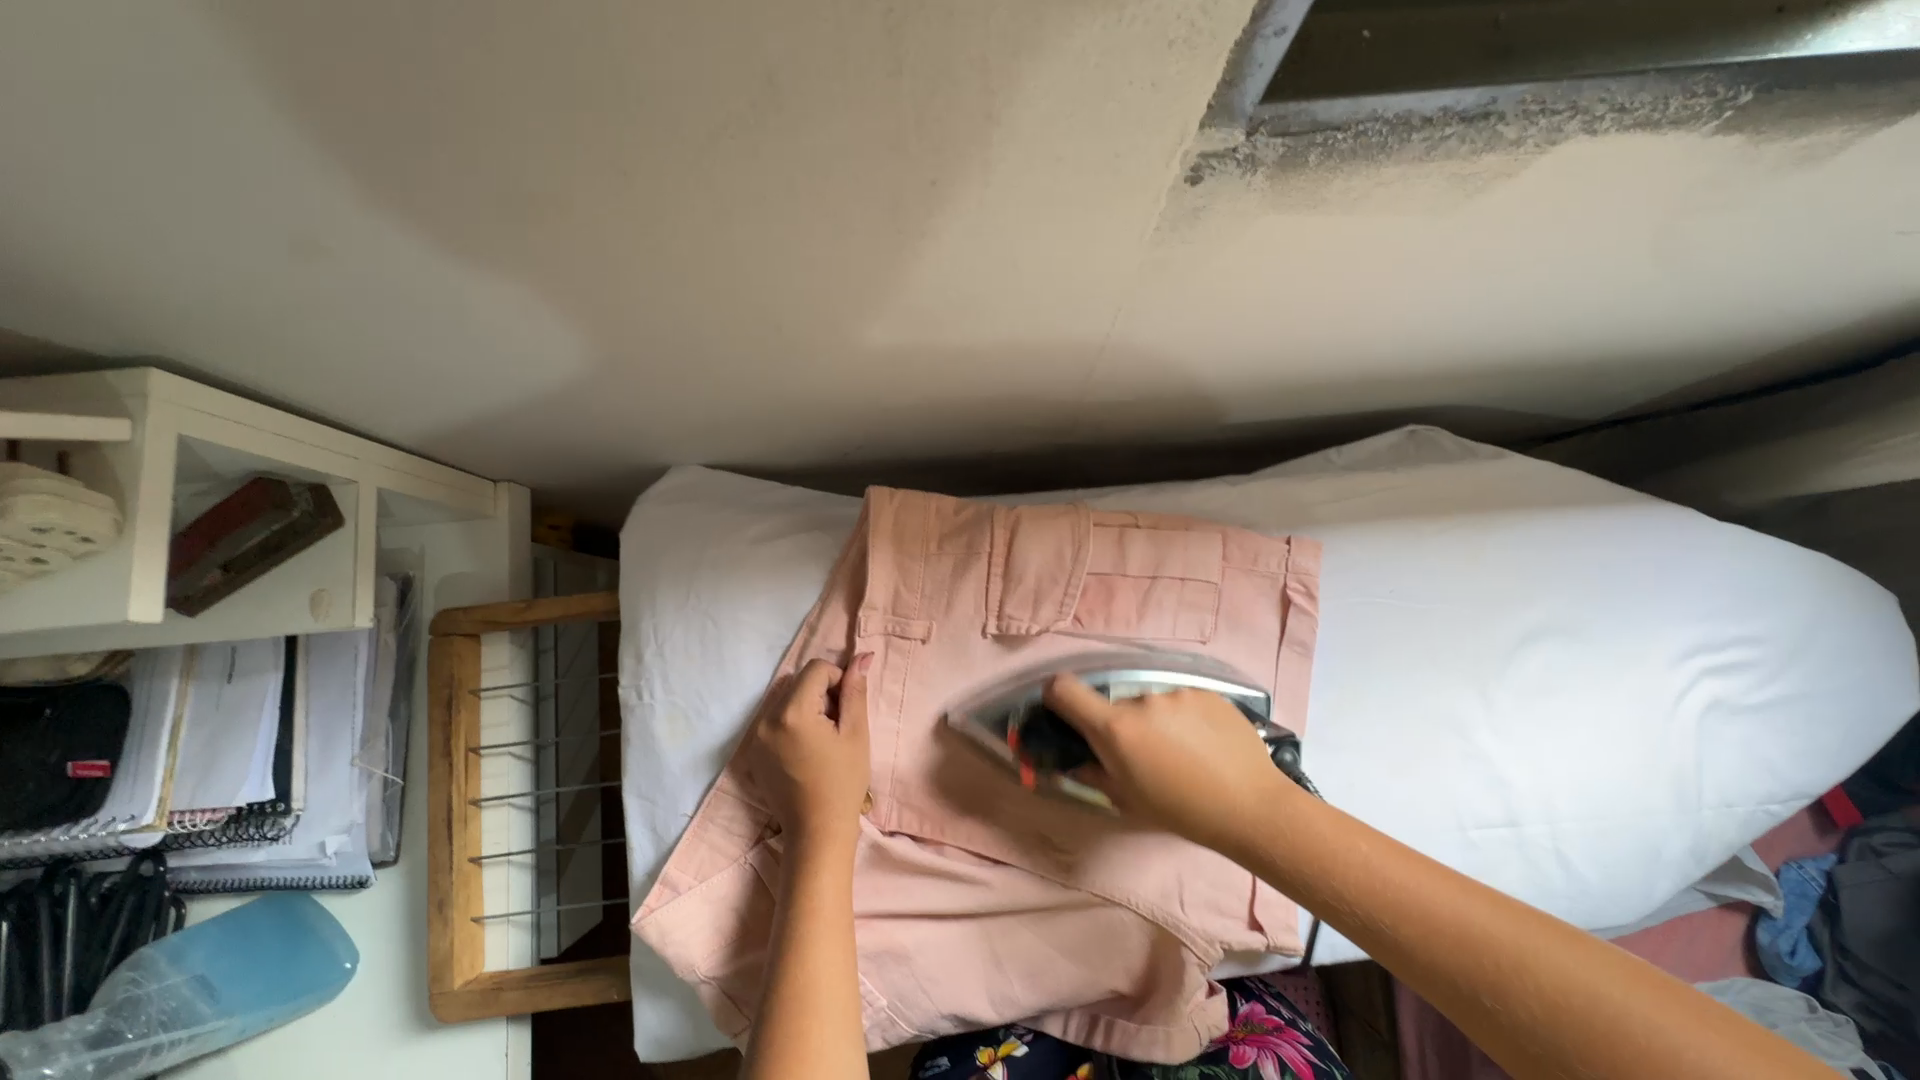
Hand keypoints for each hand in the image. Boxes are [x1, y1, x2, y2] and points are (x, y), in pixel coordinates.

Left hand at [746, 655, 872, 845]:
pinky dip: (788, 721)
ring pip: (782, 697)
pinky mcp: (751, 751)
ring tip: (819, 737)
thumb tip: (862, 657)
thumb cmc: (843, 782)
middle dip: (819, 693)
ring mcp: (754, 736)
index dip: (837, 680)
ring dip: (803, 705)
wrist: (817, 830)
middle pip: (796, 681)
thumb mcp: (856, 733)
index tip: (846, 710)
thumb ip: (855, 691)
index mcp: (792, 712)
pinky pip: (770, 718)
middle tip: (834, 725)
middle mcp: (766, 719)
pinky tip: (804, 748)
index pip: (815, 669)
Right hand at [1043, 674, 1295, 855]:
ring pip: (1150, 703)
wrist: (1251, 806)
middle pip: (1115, 704)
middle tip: (1142, 756)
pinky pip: (1181, 701)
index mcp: (1115, 728)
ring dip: (1155, 722)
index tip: (1066, 714)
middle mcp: (1141, 700)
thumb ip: (1091, 771)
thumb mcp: (1126, 800)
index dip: (1056, 697)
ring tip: (1182, 753)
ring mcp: (1176, 692)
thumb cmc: (1182, 811)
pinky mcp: (1206, 691)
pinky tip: (1204, 744)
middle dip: (1121, 726)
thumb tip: (1072, 757)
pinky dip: (1184, 718)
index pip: (1064, 689)